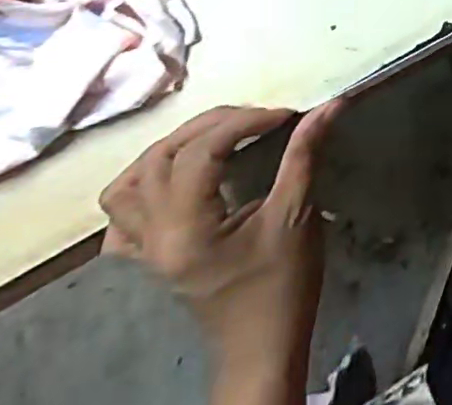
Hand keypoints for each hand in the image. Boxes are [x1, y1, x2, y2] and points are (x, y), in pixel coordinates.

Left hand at [99, 102, 343, 385]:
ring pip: (127, 184)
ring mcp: (143, 250)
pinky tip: (177, 180)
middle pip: (160, 158)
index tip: (287, 114)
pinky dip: (143, 189)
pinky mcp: (148, 258)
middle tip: (258, 117)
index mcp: (185, 230)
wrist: (262, 345)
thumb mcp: (298, 215)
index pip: (199, 154)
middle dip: (211, 125)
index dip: (243, 122)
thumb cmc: (283, 284)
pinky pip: (122, 219)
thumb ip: (304, 156)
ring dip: (169, 149)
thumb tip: (329, 106)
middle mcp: (151, 237)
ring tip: (216, 138)